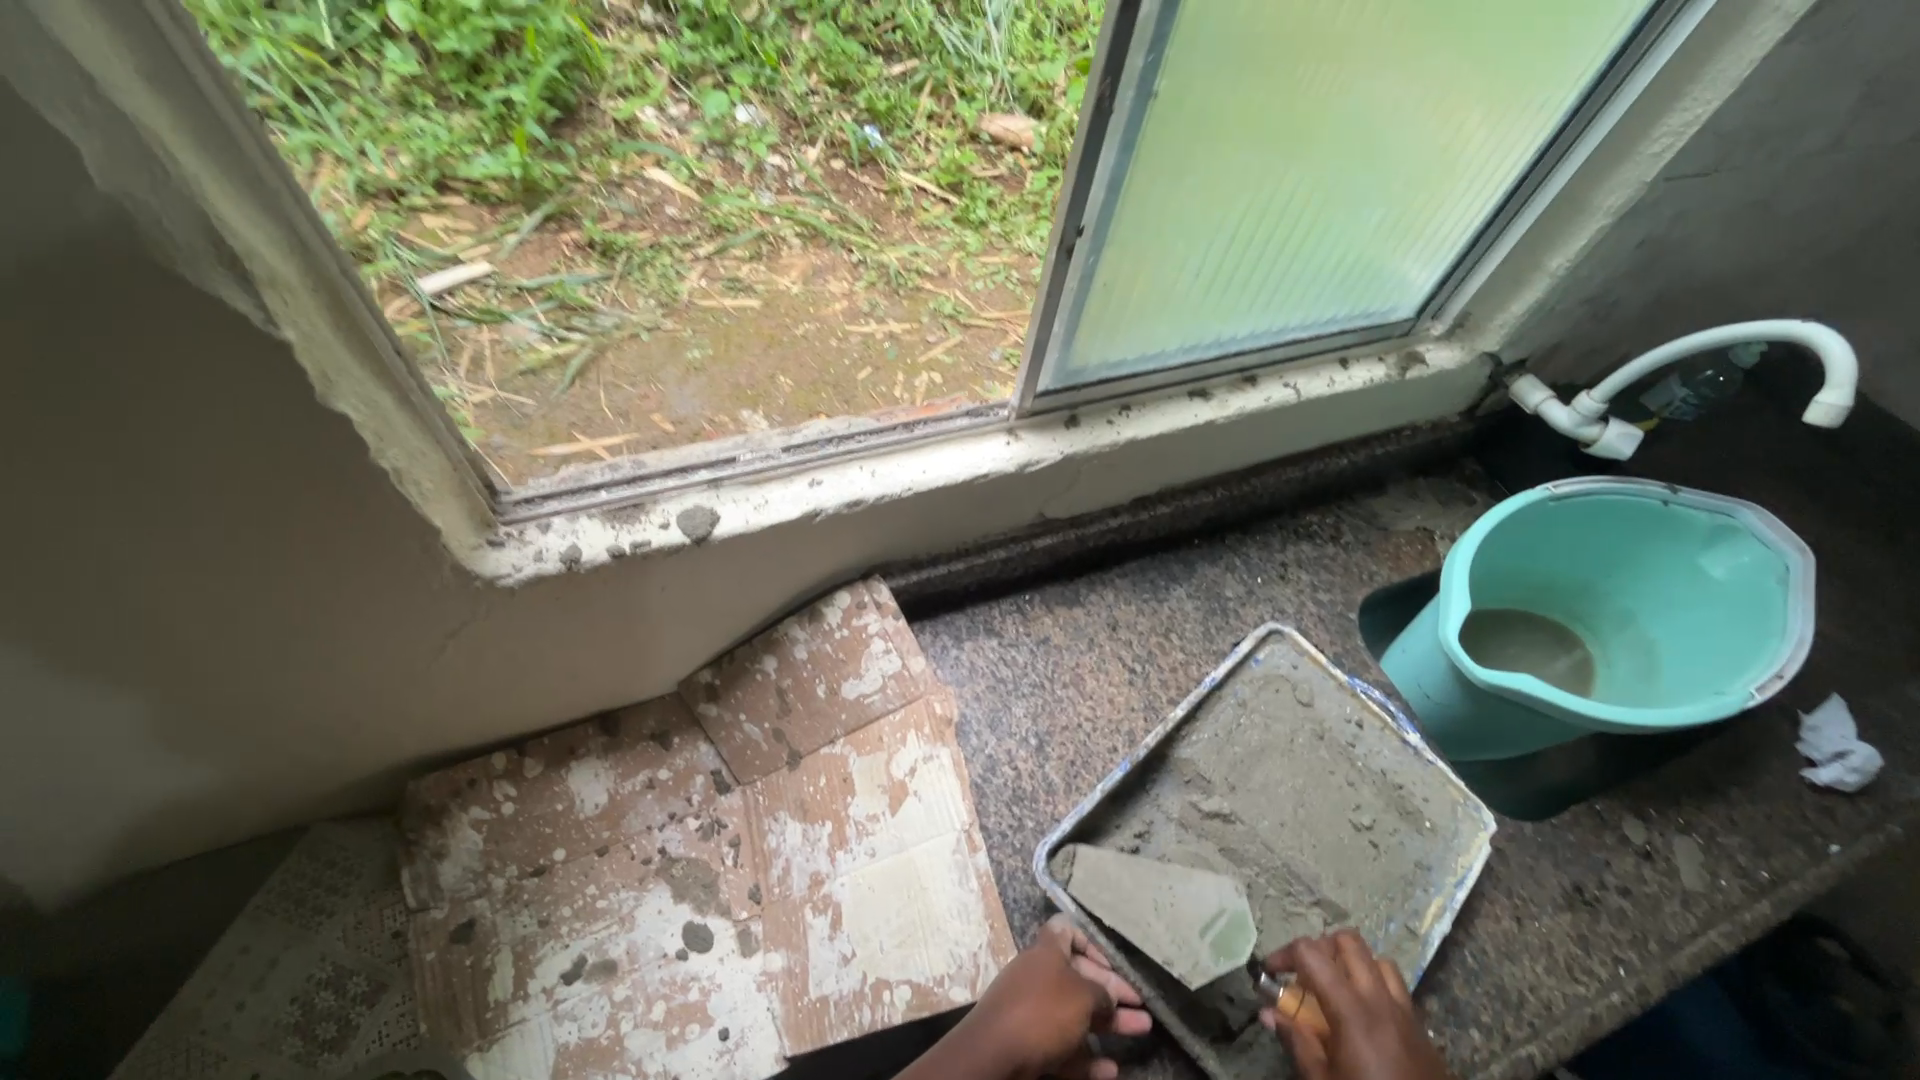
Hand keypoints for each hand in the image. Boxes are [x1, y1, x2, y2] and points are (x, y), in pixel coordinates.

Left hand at [958, 913, 1152, 1078]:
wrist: (993, 1055)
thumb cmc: (1042, 1011)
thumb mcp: (1082, 995)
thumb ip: (1102, 993)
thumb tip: (1109, 996)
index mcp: (1046, 953)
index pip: (1065, 931)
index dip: (1090, 944)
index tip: (1111, 965)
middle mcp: (1039, 978)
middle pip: (1080, 979)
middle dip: (1113, 993)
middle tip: (1143, 1009)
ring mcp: (1033, 1013)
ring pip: (1077, 1017)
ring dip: (1109, 1026)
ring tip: (1142, 1031)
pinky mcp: (1030, 1047)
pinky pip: (1064, 1049)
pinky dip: (1087, 1059)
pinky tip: (1111, 1070)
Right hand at [1259, 930, 1451, 1079]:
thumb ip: (1297, 1041)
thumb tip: (1268, 1013)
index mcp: (1352, 1011)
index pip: (1312, 953)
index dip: (1284, 954)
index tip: (1271, 974)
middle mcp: (1380, 1000)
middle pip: (1348, 942)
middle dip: (1320, 949)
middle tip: (1305, 978)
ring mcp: (1406, 1012)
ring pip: (1377, 960)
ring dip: (1352, 965)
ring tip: (1336, 992)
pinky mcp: (1421, 1028)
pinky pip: (1397, 988)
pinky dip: (1375, 986)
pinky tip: (1365, 1017)